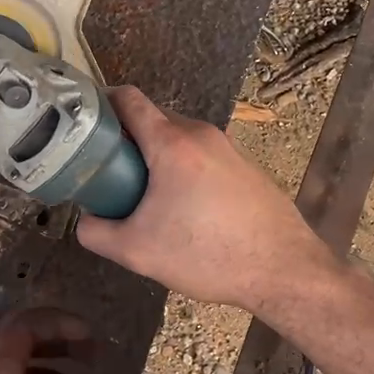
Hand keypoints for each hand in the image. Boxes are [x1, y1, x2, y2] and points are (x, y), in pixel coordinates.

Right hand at [74, 87, 335, 313]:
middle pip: (152, 118)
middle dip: (127, 138)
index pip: (128, 98)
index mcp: (171, 142)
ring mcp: (228, 148)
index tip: (85, 124)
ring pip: (178, 138)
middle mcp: (200, 134)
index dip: (101, 102)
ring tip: (147, 193)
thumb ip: (96, 233)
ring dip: (157, 155)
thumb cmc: (208, 255)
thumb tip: (85, 220)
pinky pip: (202, 155)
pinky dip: (185, 169)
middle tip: (110, 169)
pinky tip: (186, 208)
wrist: (289, 275)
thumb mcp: (137, 251)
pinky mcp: (247, 167)